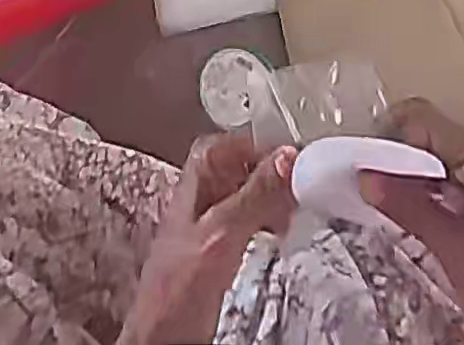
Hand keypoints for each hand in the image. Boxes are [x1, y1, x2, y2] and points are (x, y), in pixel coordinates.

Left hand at [118, 135, 297, 344]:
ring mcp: (214, 209)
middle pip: (252, 161)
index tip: (301, 161)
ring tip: (292, 212)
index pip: (245, 139)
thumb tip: (288, 156)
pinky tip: (281, 229)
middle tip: (301, 189)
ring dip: (277, 196)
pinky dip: (272, 216)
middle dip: (278, 174)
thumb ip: (256, 194)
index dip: (273, 148)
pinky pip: (255, 211)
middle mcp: (207, 182)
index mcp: (200, 170)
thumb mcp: (223, 234)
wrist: (162, 339)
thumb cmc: (179, 288)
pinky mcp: (223, 235)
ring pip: (256, 186)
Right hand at [357, 100, 463, 344]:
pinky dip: (408, 186)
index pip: (427, 122)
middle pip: (425, 131)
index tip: (359, 163)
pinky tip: (391, 205)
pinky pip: (431, 177)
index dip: (391, 138)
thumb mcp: (462, 258)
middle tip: (359, 179)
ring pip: (425, 152)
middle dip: (390, 151)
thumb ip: (413, 211)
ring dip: (396, 169)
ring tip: (369, 191)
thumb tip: (366, 175)